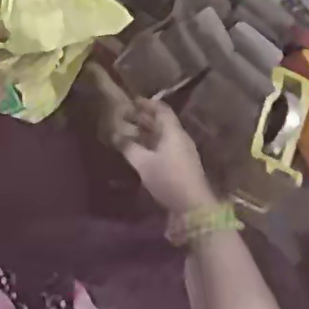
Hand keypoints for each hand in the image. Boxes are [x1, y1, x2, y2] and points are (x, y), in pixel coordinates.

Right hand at [113, 100, 219, 214]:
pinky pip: (163, 147)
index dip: (147, 104)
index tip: (131, 101)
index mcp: (173, 132)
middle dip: (143, 117)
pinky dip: (150, 144)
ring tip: (128, 131)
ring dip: (146, 132)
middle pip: (162, 122)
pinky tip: (138, 149)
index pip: (161, 110)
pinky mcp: (180, 164)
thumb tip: (115, 134)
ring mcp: (181, 151)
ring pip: (162, 135)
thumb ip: (128, 147)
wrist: (193, 206)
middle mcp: (179, 138)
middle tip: (124, 116)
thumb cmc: (168, 178)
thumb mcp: (144, 163)